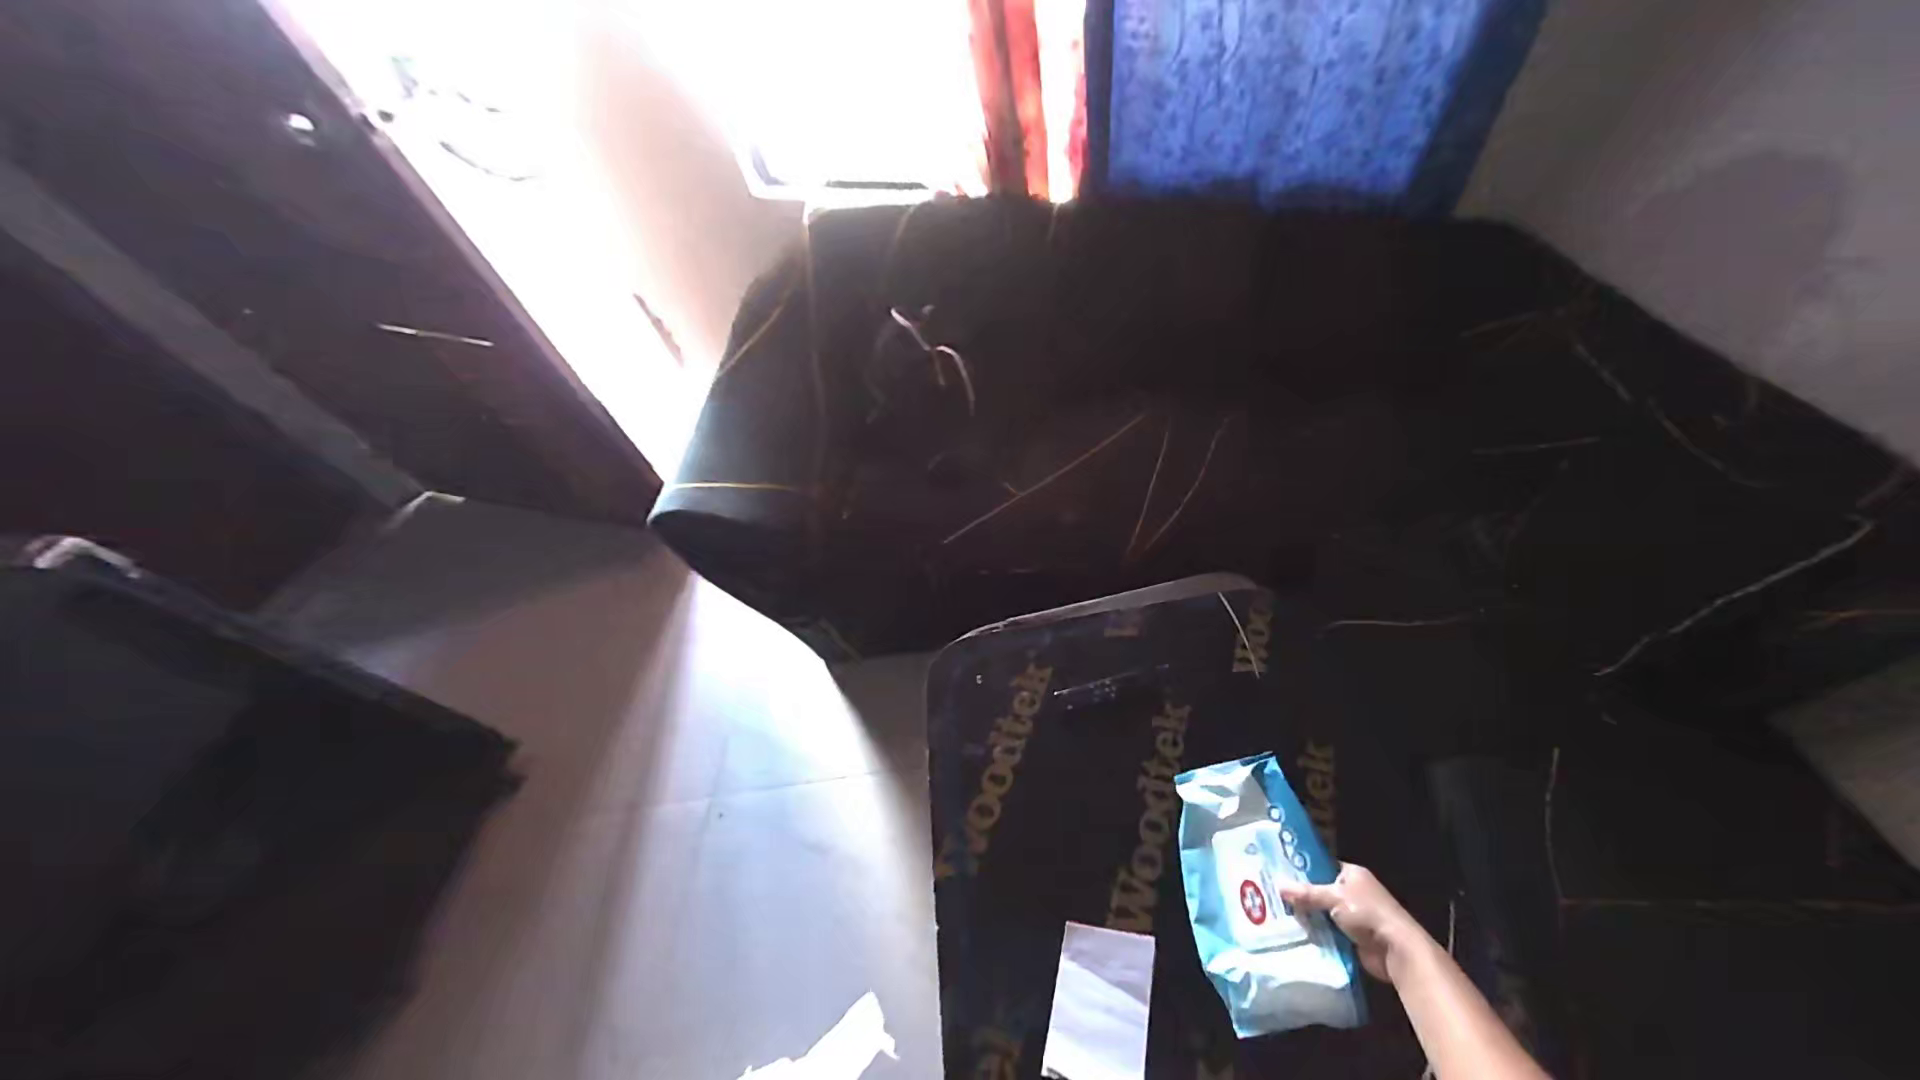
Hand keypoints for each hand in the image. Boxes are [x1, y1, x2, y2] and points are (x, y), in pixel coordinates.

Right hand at [1279, 862, 1430, 982]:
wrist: (1398, 952)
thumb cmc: (1368, 914)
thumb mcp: (1334, 897)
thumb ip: (1306, 893)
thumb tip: (1278, 886)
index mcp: (1352, 874)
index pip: (1321, 865)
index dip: (1302, 867)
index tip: (1279, 870)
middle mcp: (1353, 891)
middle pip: (1319, 889)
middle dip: (1300, 894)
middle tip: (1274, 893)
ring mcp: (1354, 915)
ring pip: (1321, 911)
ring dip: (1307, 914)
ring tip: (1278, 912)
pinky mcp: (1352, 936)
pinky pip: (1327, 929)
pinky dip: (1316, 931)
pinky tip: (1295, 930)